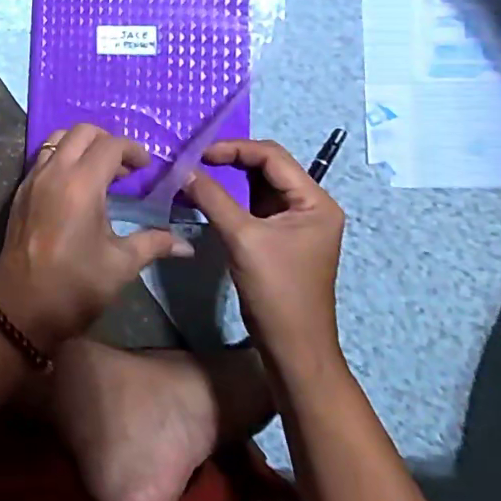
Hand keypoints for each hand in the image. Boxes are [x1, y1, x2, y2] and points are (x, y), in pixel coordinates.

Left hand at [0, 125, 192, 349]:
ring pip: (58, 139)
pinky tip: (75, 186)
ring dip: (82, 145)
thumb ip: (154, 244)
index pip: (111, 145)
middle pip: (83, 131)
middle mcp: (55, 172)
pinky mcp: (20, 192)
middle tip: (124, 167)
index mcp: (82, 184)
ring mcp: (32, 179)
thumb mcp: (120, 265)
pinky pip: (43, 157)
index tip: (146, 167)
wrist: (19, 312)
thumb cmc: (74, 287)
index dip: (133, 150)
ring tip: (99, 171)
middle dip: (108, 141)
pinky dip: (62, 157)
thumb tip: (186, 245)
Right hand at [182, 140, 344, 373]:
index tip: (201, 154)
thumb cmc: (277, 292)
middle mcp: (311, 205)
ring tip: (199, 175)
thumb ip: (214, 199)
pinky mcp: (283, 238)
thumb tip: (185, 170)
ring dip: (231, 179)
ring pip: (261, 187)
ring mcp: (298, 222)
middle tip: (197, 162)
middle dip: (233, 162)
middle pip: (269, 168)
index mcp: (315, 201)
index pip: (273, 157)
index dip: (236, 149)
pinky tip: (211, 198)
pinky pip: (257, 207)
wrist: (293, 351)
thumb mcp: (243, 239)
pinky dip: (234, 200)